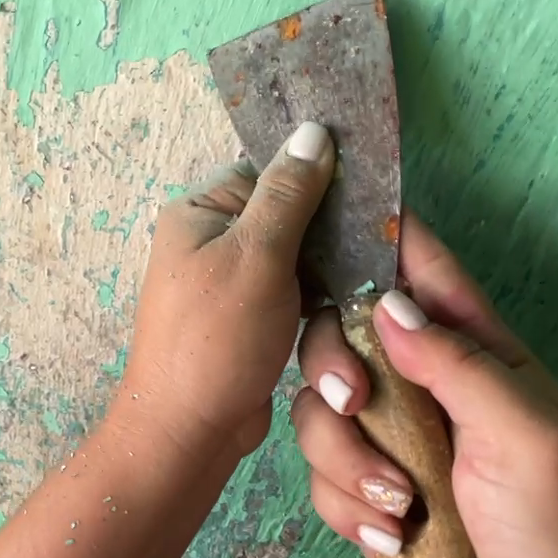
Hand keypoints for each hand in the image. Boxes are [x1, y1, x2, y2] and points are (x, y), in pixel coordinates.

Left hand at [120, 122, 336, 457]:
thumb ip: (288, 194)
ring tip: (345, 304)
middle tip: (367, 265)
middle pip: (290, 218)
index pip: (270, 174)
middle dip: (327, 246)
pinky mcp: (249, 316)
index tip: (368, 206)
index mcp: (199, 211)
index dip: (319, 186)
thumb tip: (312, 130)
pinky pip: (294, 295)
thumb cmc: (216, 337)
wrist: (190, 428)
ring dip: (324, 284)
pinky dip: (315, 307)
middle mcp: (210, 238)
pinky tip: (338, 321)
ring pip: (299, 261)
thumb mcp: (256, 256)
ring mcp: (229, 279)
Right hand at [290, 215, 557, 557]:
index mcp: (473, 351)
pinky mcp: (356, 477)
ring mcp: (382, 430)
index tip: (321, 211)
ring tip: (400, 505)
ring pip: (314, 405)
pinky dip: (347, 502)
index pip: (420, 267)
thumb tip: (388, 303)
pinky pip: (315, 468)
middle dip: (332, 365)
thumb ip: (463, 368)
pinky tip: (394, 533)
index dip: (375, 232)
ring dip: (345, 458)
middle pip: (337, 329)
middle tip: (353, 405)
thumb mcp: (533, 443)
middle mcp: (417, 379)